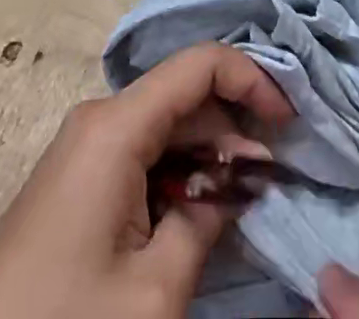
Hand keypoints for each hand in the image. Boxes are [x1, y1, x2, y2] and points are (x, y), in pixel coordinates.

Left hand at [0, 43, 295, 318]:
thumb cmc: (68, 317)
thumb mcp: (155, 286)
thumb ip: (205, 221)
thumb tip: (237, 186)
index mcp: (116, 126)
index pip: (198, 65)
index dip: (252, 79)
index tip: (290, 122)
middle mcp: (100, 120)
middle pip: (184, 97)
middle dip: (234, 128)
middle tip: (271, 180)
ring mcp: (85, 147)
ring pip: (165, 127)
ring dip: (209, 154)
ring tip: (243, 198)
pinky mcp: (79, 176)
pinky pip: (142, 154)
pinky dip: (180, 172)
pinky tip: (200, 207)